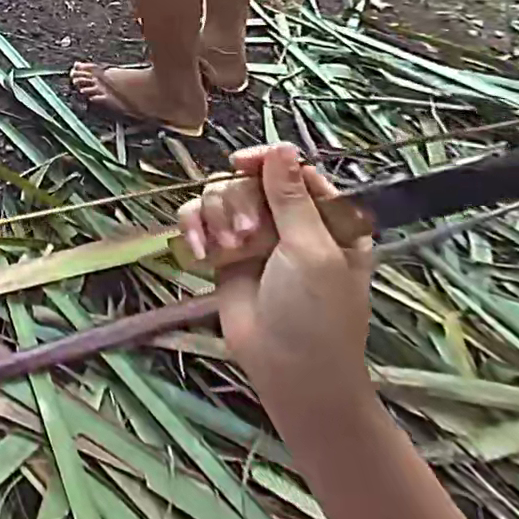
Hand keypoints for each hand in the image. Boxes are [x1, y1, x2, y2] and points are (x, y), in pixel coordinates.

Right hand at [179, 145, 373, 408]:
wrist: (288, 372)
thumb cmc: (315, 313)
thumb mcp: (310, 250)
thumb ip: (291, 196)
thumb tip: (282, 146)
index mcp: (325, 217)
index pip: (292, 169)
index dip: (266, 161)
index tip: (240, 163)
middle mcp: (287, 221)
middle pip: (248, 179)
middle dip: (239, 202)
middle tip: (246, 236)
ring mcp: (252, 236)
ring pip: (219, 195)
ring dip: (216, 217)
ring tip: (226, 250)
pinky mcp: (223, 252)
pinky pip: (198, 220)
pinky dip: (192, 229)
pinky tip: (198, 250)